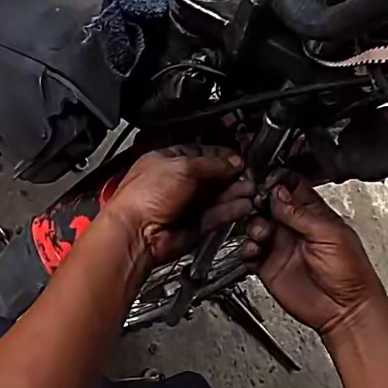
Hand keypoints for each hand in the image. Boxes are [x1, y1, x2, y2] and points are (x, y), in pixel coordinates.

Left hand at [100, 145, 254, 265]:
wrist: (136, 233)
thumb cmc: (142, 198)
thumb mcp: (183, 167)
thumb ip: (211, 163)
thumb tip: (232, 162)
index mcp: (165, 162)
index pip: (199, 154)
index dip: (220, 155)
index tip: (238, 156)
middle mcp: (175, 183)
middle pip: (210, 176)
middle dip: (230, 174)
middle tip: (248, 172)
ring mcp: (184, 206)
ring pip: (216, 196)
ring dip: (234, 191)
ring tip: (251, 187)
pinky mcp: (193, 226)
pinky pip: (217, 215)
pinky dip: (231, 209)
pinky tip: (244, 203)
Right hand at [244, 175, 387, 338]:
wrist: (345, 310)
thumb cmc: (351, 274)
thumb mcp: (329, 235)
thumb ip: (301, 214)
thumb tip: (280, 193)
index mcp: (313, 215)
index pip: (291, 188)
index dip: (278, 182)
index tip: (267, 182)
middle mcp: (294, 228)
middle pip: (268, 204)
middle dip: (259, 201)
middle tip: (258, 205)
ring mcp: (280, 246)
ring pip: (256, 225)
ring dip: (253, 225)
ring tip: (261, 232)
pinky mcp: (268, 266)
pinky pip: (249, 252)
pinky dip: (247, 248)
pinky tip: (254, 250)